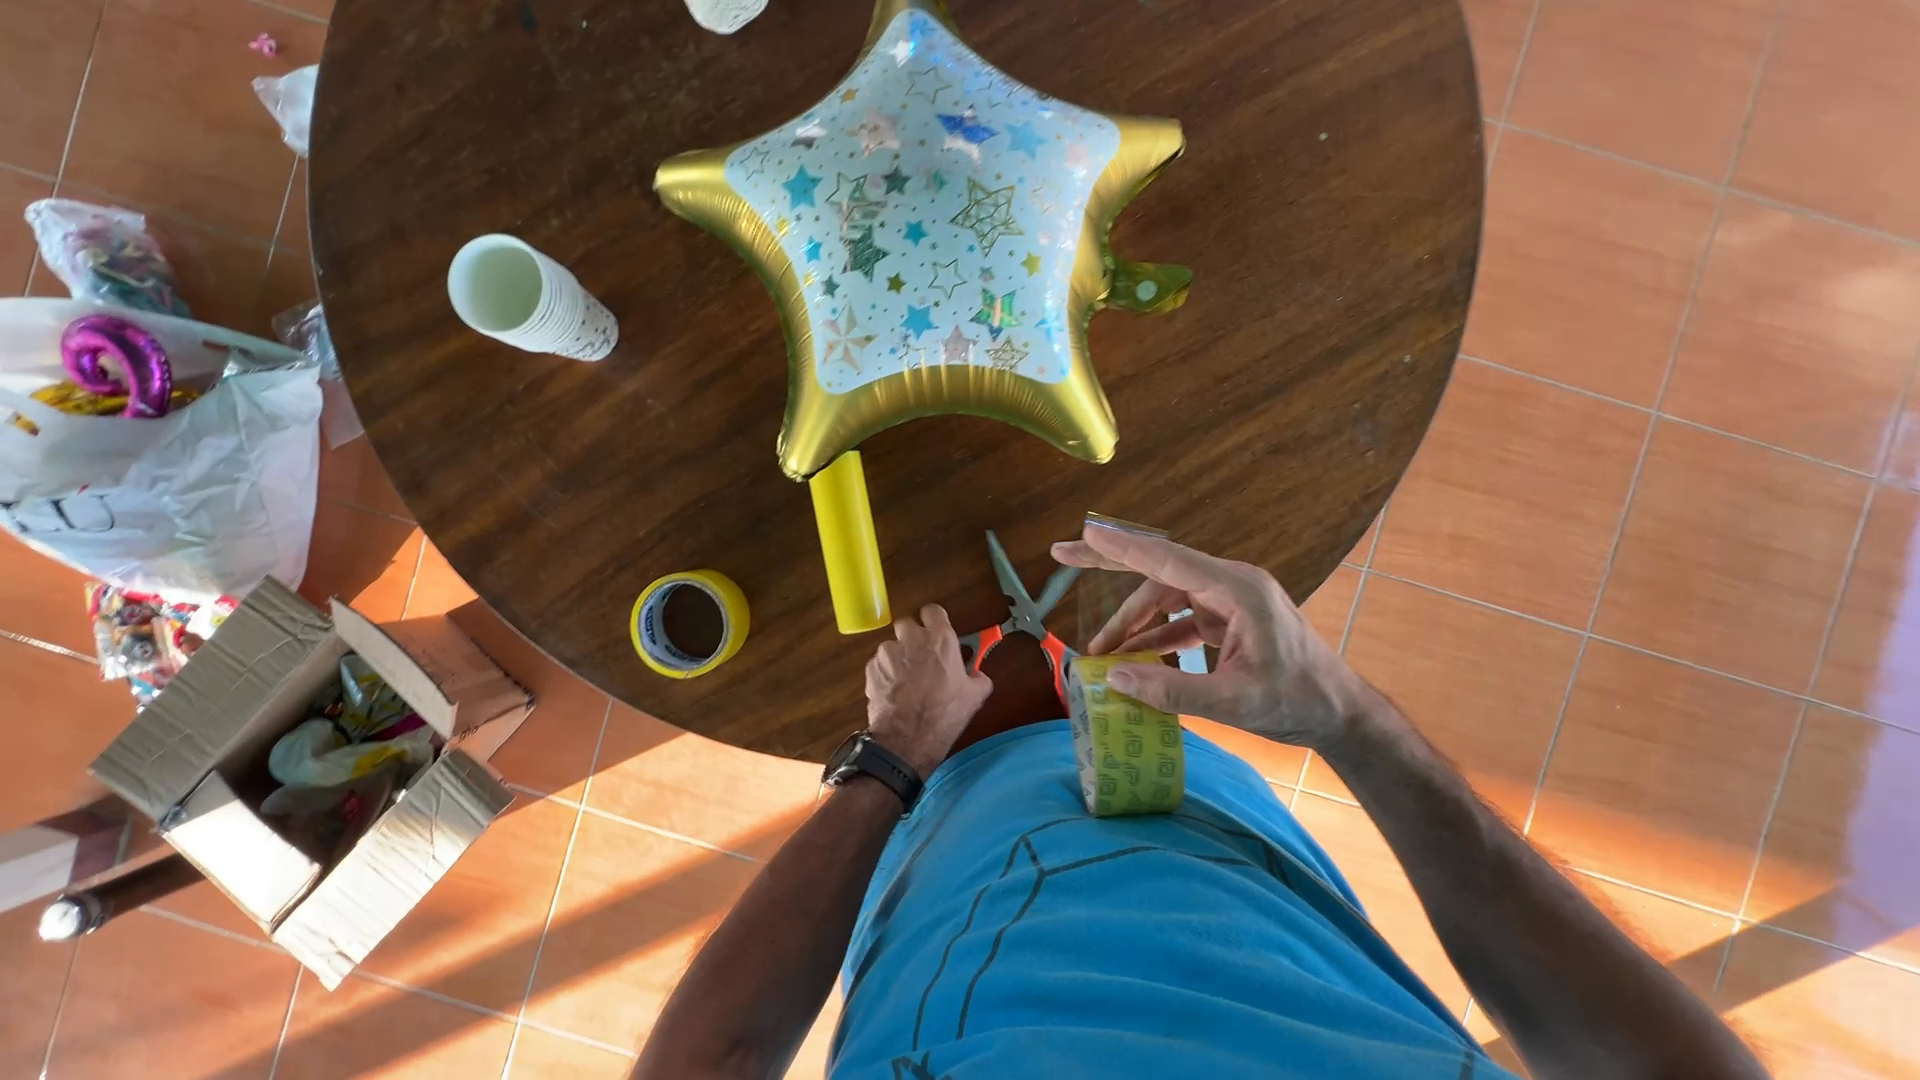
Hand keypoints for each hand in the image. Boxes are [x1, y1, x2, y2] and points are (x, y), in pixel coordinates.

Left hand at [864, 604, 992, 776]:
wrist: (908, 738)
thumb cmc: (945, 714)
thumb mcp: (975, 695)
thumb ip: (978, 676)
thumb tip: (977, 674)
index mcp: (940, 638)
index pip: (933, 611)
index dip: (934, 621)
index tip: (937, 633)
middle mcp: (911, 638)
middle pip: (908, 624)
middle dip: (912, 637)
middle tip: (921, 657)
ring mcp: (888, 652)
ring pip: (891, 646)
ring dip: (898, 657)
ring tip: (905, 681)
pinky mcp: (871, 669)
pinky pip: (879, 664)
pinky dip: (885, 674)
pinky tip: (893, 692)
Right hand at [1050, 526, 1366, 750]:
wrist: (1339, 714)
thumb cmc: (1297, 702)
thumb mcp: (1233, 702)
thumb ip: (1171, 691)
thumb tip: (1113, 678)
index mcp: (1238, 590)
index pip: (1169, 560)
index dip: (1123, 547)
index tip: (1085, 533)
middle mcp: (1230, 585)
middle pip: (1159, 569)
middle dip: (1111, 565)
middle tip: (1063, 555)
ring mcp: (1228, 602)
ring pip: (1165, 597)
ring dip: (1132, 622)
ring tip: (1100, 652)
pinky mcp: (1226, 621)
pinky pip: (1179, 619)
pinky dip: (1153, 636)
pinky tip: (1130, 657)